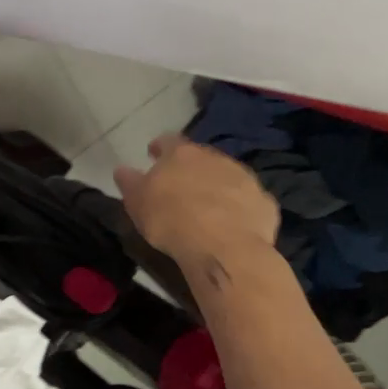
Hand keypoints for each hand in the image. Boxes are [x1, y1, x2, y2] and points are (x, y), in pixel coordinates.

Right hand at [114, 134, 279, 278]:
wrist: (224, 248)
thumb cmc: (171, 219)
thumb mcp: (136, 202)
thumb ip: (129, 182)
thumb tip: (122, 169)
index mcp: (181, 154)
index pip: (168, 140)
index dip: (159, 147)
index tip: (153, 154)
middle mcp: (215, 158)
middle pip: (201, 157)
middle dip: (191, 168)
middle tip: (180, 185)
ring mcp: (245, 179)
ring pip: (227, 176)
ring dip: (217, 186)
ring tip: (207, 206)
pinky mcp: (266, 204)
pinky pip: (248, 201)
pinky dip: (239, 207)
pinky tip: (231, 224)